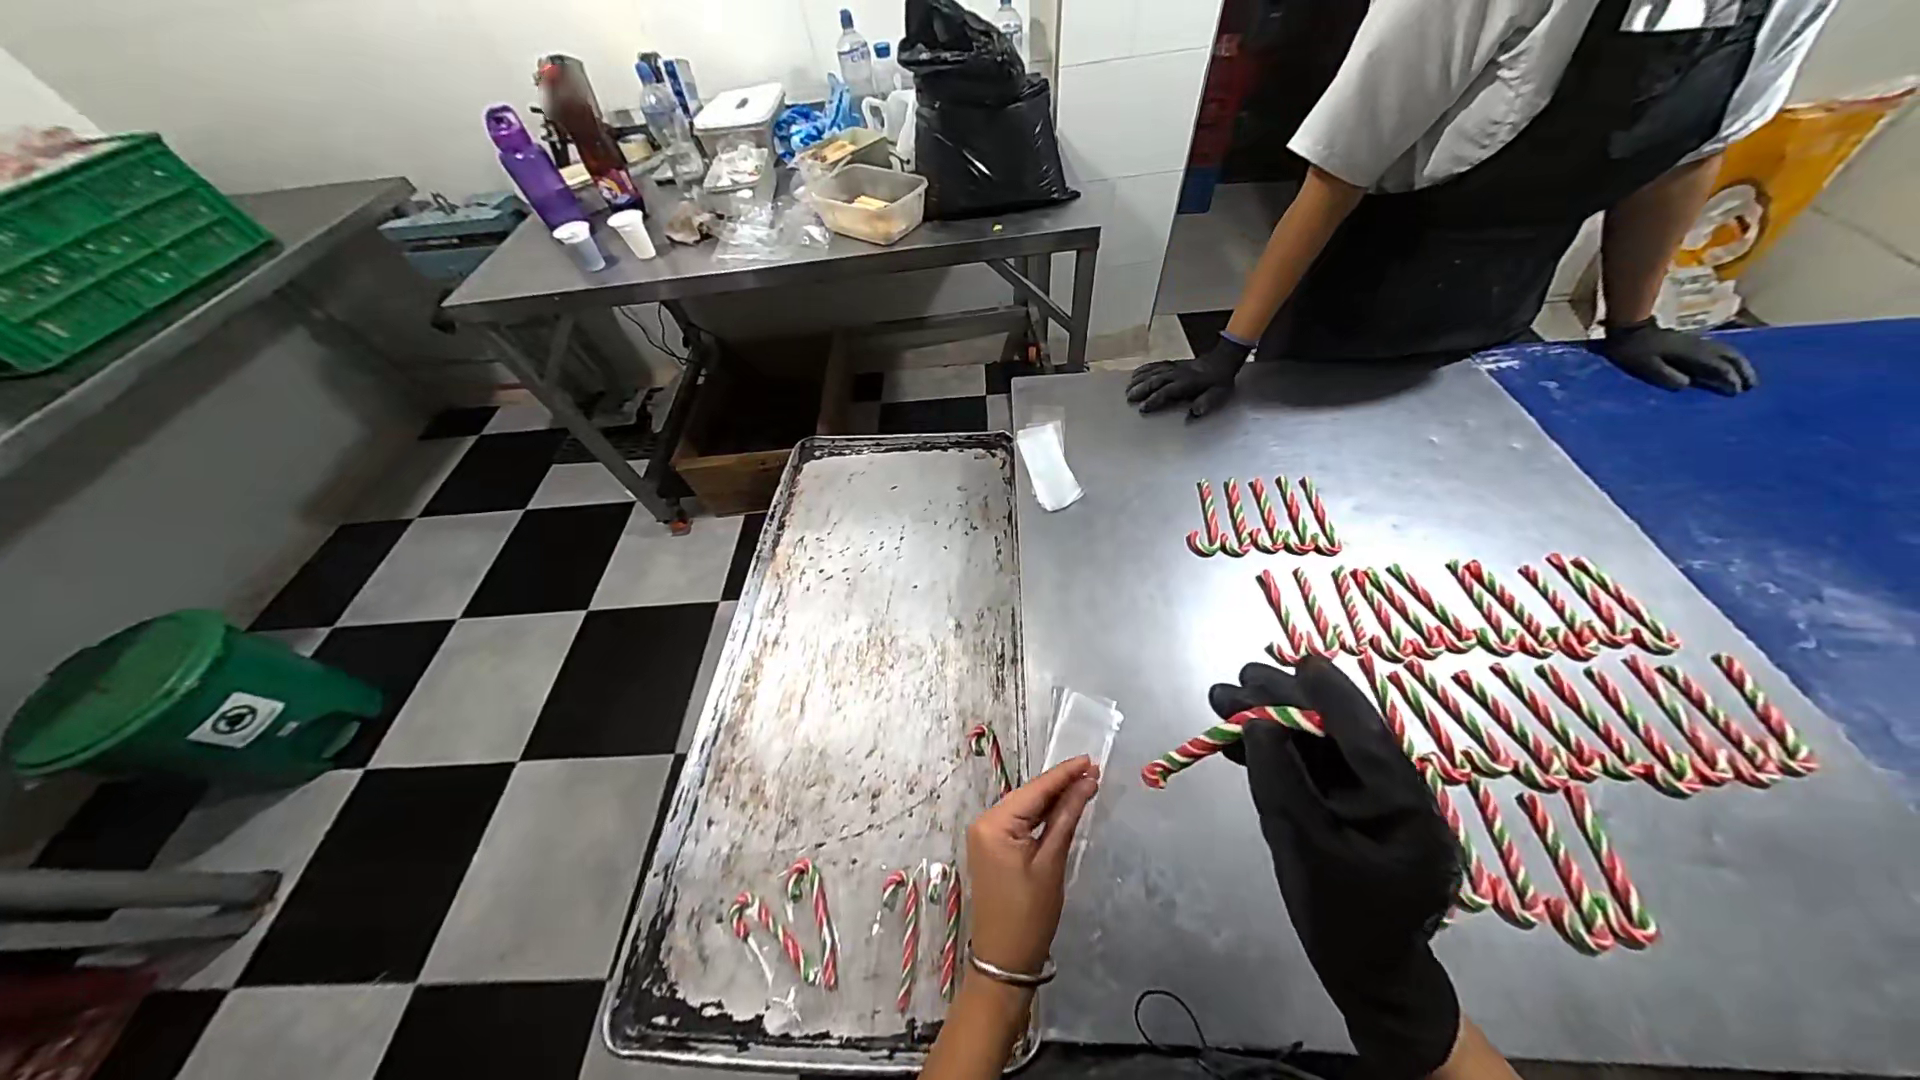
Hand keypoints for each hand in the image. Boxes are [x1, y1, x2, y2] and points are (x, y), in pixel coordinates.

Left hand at [965, 756, 1100, 974]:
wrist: (1005, 959)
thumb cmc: (1030, 913)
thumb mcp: (1051, 862)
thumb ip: (1066, 817)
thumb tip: (1086, 783)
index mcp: (994, 823)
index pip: (1035, 790)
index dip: (1063, 774)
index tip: (1089, 759)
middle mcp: (984, 822)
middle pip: (1028, 795)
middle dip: (1060, 784)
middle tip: (1092, 771)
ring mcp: (985, 834)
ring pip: (1025, 807)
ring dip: (1053, 798)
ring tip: (1084, 784)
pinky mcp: (992, 846)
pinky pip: (1020, 821)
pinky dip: (1042, 815)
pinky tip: (1063, 807)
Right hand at [1125, 336, 1251, 417]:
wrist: (1222, 361)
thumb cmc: (1218, 382)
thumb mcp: (1218, 394)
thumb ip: (1206, 403)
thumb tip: (1195, 413)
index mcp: (1187, 383)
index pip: (1167, 391)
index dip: (1154, 400)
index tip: (1143, 408)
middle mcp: (1177, 374)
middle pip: (1155, 380)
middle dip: (1141, 389)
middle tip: (1128, 398)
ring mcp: (1173, 367)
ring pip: (1153, 372)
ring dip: (1139, 380)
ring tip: (1127, 389)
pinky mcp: (1172, 363)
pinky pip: (1155, 365)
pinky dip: (1144, 369)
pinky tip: (1134, 374)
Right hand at [1215, 656, 1461, 1079]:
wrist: (1366, 974)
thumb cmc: (1345, 920)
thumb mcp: (1308, 851)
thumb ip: (1282, 784)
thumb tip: (1258, 725)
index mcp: (1404, 806)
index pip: (1366, 735)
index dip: (1331, 694)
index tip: (1299, 659)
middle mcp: (1391, 794)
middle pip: (1335, 732)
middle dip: (1286, 701)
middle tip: (1240, 677)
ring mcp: (1367, 802)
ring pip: (1316, 746)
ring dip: (1270, 721)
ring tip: (1223, 697)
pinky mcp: (1343, 809)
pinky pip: (1308, 769)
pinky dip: (1273, 752)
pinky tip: (1237, 738)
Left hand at [1590, 318, 1756, 394]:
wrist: (1629, 327)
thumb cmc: (1634, 350)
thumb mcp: (1645, 367)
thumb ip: (1667, 376)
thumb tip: (1688, 384)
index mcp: (1692, 354)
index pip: (1718, 368)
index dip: (1729, 380)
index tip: (1737, 393)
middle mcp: (1701, 346)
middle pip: (1731, 358)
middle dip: (1744, 372)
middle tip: (1752, 386)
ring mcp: (1698, 341)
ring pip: (1729, 352)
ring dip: (1741, 364)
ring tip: (1748, 376)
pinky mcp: (1692, 340)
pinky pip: (1720, 349)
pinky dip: (1730, 357)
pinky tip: (1730, 362)